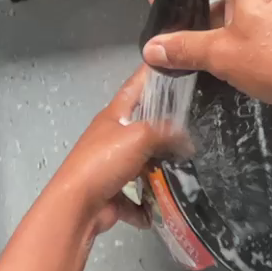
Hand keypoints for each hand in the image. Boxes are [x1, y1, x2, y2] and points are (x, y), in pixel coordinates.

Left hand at [47, 67, 184, 235]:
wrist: (76, 207)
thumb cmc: (103, 161)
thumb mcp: (139, 136)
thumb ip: (166, 132)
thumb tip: (187, 140)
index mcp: (114, 115)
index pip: (135, 86)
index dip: (153, 73)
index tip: (175, 63)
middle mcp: (111, 137)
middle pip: (143, 126)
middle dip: (166, 127)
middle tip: (195, 126)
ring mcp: (111, 166)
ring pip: (142, 162)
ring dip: (160, 168)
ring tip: (187, 169)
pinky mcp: (113, 192)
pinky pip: (136, 196)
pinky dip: (148, 204)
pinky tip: (164, 207)